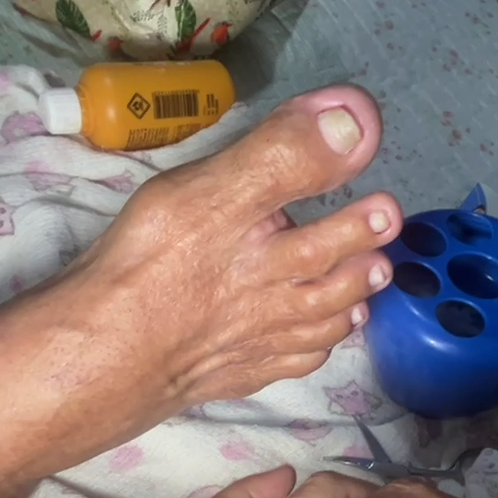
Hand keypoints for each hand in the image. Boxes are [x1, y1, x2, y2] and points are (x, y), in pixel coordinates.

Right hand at [65, 85, 400, 408]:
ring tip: (363, 302)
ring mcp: (253, 345)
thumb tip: (354, 121)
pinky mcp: (230, 375)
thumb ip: (284, 155)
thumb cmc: (153, 261)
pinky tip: (312, 349)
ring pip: (312, 332)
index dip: (362, 223)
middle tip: (384, 262)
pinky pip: (282, 368)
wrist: (108, 351)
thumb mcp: (215, 188)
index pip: (327, 238)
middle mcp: (272, 304)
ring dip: (343, 315)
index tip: (389, 211)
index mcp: (270, 255)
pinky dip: (307, 357)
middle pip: (326, 289)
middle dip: (360, 272)